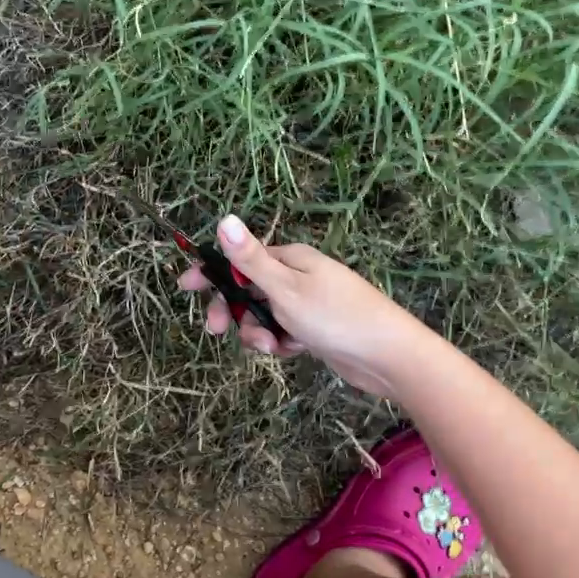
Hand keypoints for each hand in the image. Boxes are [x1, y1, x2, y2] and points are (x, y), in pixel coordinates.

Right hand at [183, 215, 441, 399]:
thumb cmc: (336, 317)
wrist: (392, 358)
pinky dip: (280, 341)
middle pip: (248, 289)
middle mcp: (297, 275)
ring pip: (264, 314)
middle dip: (232, 310)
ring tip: (269, 347)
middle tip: (216, 330)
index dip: (211, 274)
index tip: (186, 287)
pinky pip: (284, 330)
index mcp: (290, 259)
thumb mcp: (285, 289)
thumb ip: (250, 259)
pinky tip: (290, 352)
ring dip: (257, 331)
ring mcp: (308, 302)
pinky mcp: (317, 328)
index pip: (239, 259)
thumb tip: (225, 219)